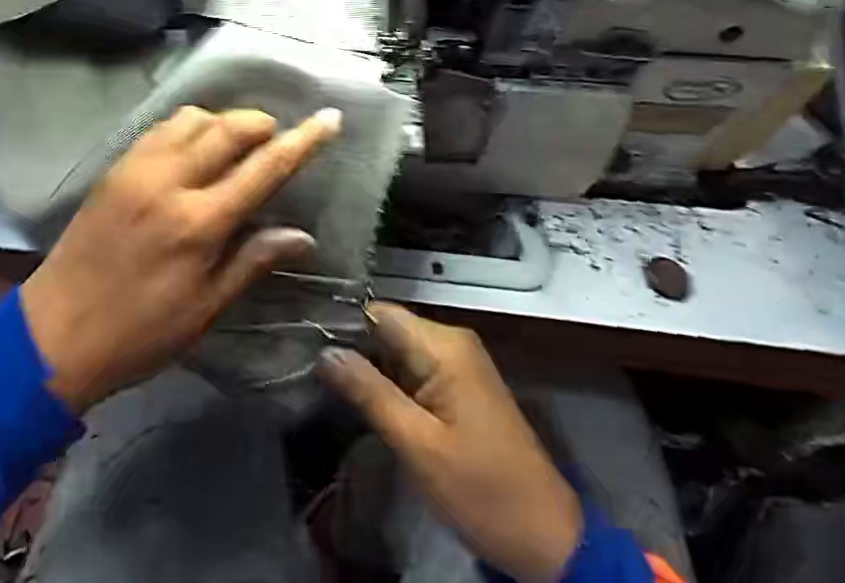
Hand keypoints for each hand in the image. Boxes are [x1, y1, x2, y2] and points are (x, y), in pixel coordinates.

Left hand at [19, 106, 339, 410]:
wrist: (50, 338)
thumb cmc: (140, 332)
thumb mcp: (206, 307)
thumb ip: (255, 261)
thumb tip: (303, 236)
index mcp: (200, 223)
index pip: (266, 166)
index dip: (304, 139)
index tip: (330, 117)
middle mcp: (170, 183)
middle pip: (230, 127)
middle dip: (263, 123)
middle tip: (277, 139)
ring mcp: (137, 170)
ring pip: (194, 118)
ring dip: (225, 121)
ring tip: (236, 145)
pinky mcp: (114, 170)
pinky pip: (161, 128)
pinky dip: (190, 126)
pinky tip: (195, 148)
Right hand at [318, 304, 583, 582]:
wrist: (541, 530)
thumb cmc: (479, 487)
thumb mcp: (417, 444)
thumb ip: (371, 393)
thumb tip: (326, 352)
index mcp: (445, 346)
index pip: (382, 313)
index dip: (343, 325)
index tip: (303, 343)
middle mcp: (453, 342)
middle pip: (390, 330)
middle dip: (353, 350)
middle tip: (306, 371)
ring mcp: (460, 364)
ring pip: (400, 352)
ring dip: (369, 369)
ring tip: (322, 386)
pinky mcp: (460, 386)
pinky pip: (416, 371)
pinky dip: (390, 385)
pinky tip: (362, 403)